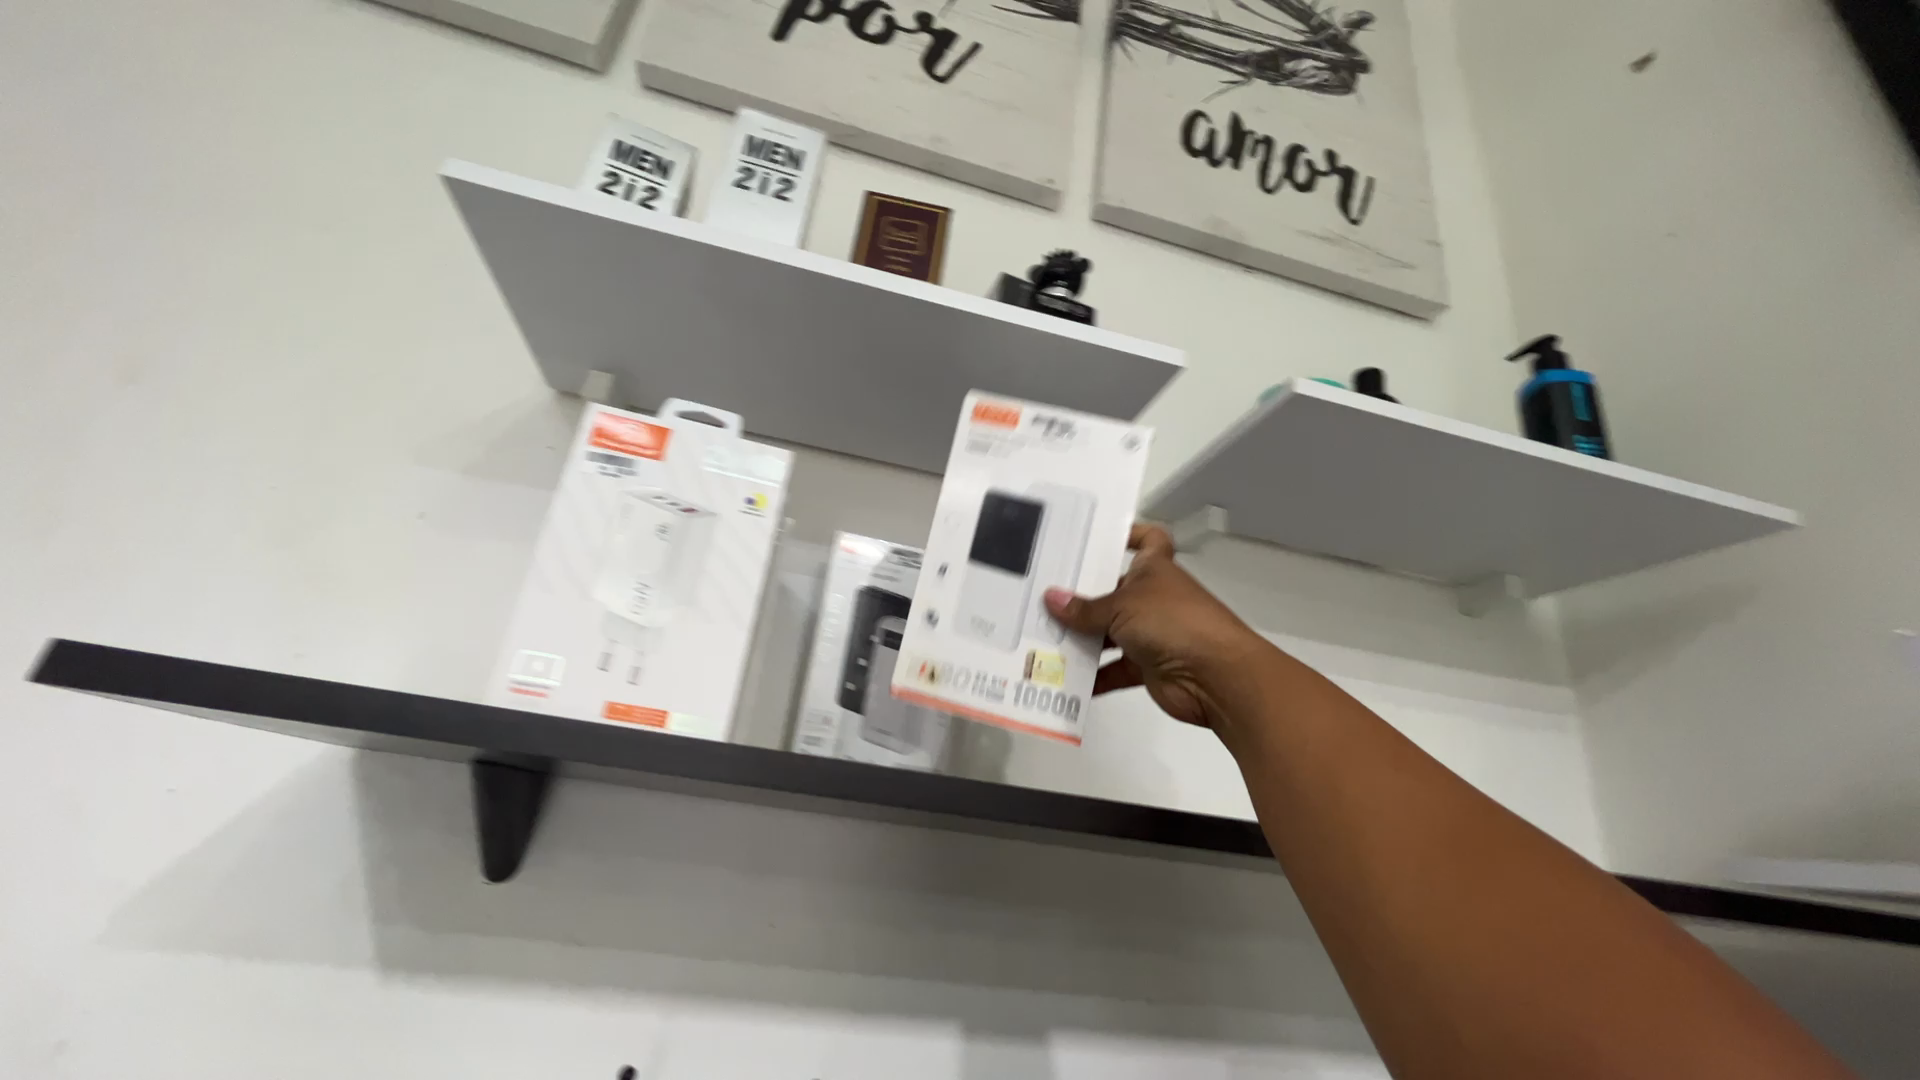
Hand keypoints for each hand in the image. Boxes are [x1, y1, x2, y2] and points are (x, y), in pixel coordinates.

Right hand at [1044, 524, 1274, 730]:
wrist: (1216, 676)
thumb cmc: (1172, 622)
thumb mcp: (1122, 607)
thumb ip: (1084, 608)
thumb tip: (1049, 598)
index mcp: (1154, 570)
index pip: (1148, 540)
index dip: (1128, 535)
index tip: (1095, 540)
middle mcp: (1152, 598)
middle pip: (1112, 592)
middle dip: (1080, 597)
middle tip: (1039, 596)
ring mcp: (1151, 634)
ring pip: (1108, 633)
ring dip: (1080, 638)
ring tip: (1039, 637)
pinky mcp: (1147, 667)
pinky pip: (1112, 670)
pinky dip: (1091, 676)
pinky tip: (1058, 677)